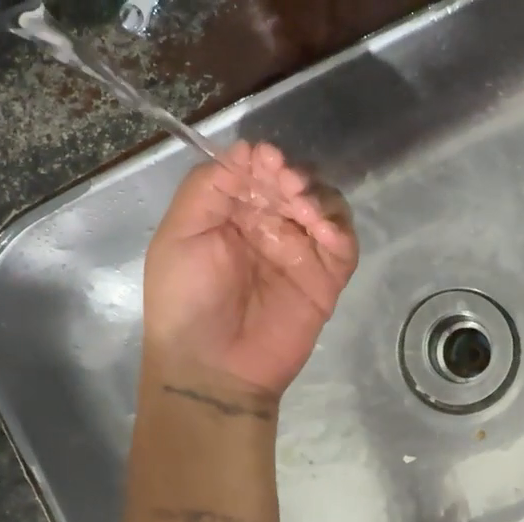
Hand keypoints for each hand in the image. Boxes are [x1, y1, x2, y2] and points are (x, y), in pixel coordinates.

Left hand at [143, 140, 358, 396]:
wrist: (214, 367)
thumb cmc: (186, 302)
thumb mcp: (179, 235)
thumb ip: (209, 189)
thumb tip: (247, 151)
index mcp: (230, 214)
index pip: (255, 172)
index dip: (263, 159)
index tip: (266, 159)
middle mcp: (269, 228)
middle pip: (294, 183)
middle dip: (293, 174)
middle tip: (287, 182)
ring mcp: (301, 254)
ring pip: (324, 207)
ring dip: (318, 197)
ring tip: (303, 205)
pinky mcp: (326, 282)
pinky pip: (344, 246)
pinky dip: (340, 229)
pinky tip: (323, 229)